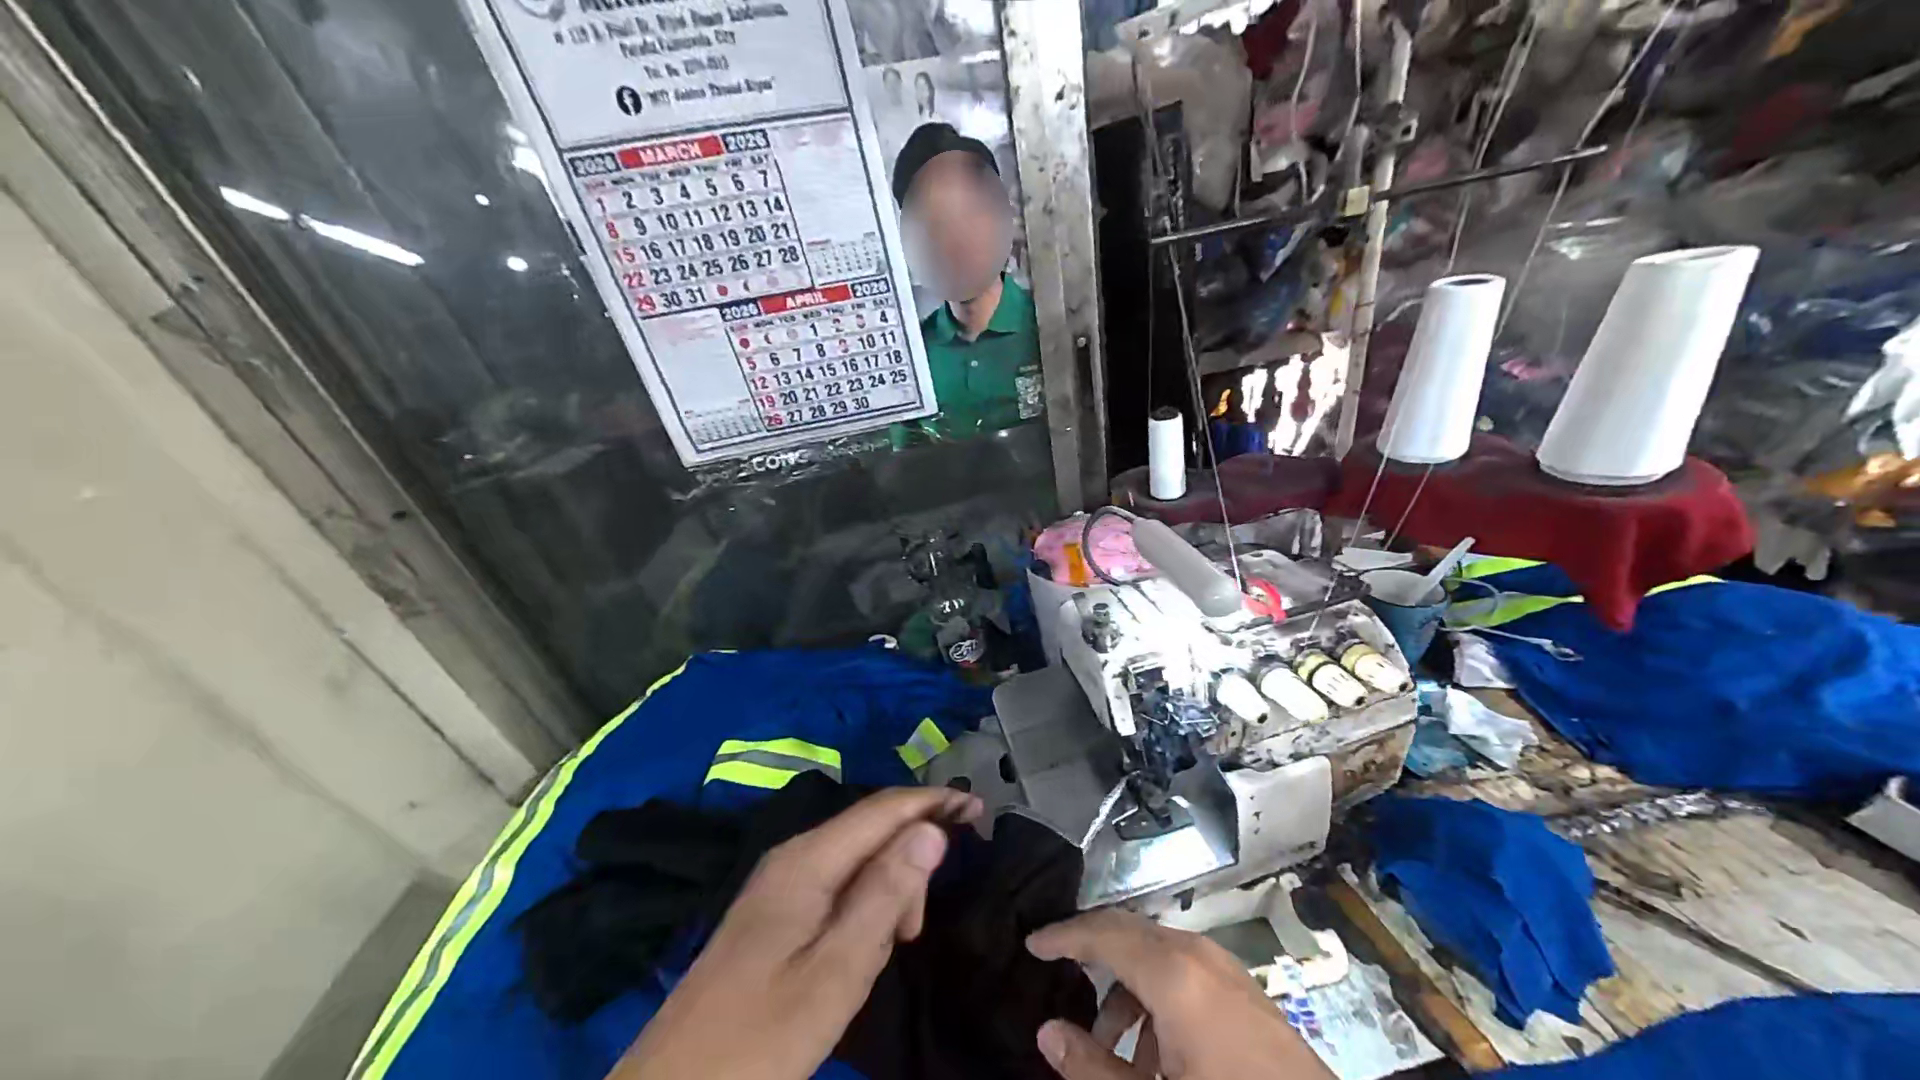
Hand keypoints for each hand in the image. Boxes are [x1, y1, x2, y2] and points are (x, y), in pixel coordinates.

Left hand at [609, 787, 982, 1079]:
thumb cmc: (760, 1037)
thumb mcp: (836, 972)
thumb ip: (885, 894)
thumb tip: (930, 828)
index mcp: (806, 861)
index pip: (883, 808)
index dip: (933, 801)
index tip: (980, 810)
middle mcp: (792, 856)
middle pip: (871, 831)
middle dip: (908, 864)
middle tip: (913, 933)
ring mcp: (780, 882)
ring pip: (856, 860)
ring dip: (887, 891)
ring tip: (888, 949)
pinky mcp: (775, 909)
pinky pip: (837, 885)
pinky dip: (864, 906)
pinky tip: (861, 948)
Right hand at [1027, 909, 1335, 1079]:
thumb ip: (1094, 1067)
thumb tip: (1047, 1032)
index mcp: (1174, 973)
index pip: (1103, 933)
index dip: (1063, 936)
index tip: (1031, 943)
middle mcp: (1199, 957)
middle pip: (1129, 932)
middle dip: (1090, 949)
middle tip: (1055, 967)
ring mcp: (1228, 972)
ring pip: (1157, 956)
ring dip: (1124, 987)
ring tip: (1107, 1043)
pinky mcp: (1247, 994)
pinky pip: (1185, 976)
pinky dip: (1156, 998)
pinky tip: (1154, 1055)